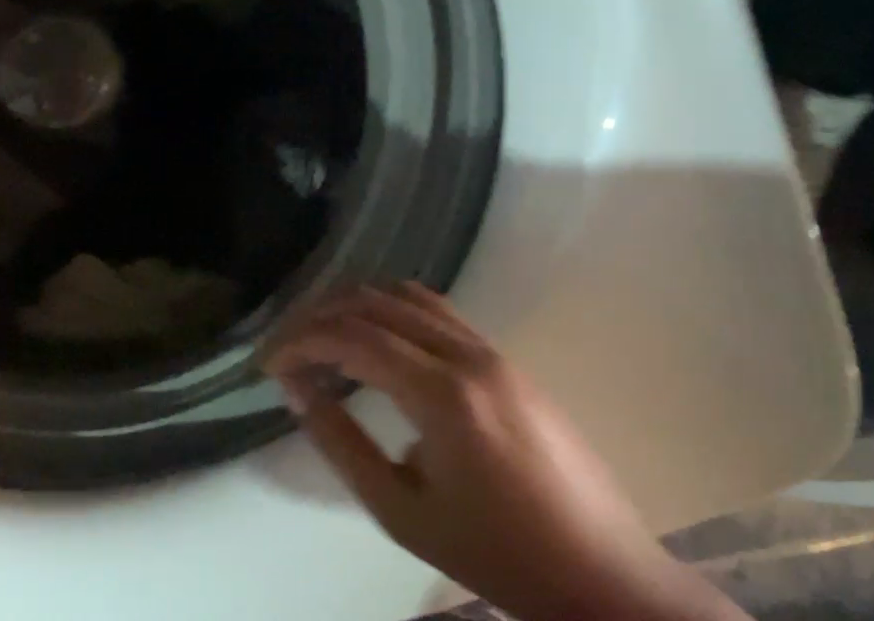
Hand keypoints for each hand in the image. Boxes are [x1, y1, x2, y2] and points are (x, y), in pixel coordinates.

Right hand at [265, 285, 746, 620]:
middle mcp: (469, 357)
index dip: (299, 343)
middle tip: (289, 347)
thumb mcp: (400, 512)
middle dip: (319, 317)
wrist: (605, 578)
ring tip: (325, 337)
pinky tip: (377, 342)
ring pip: (408, 296)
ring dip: (356, 307)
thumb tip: (297, 390)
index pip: (350, 338)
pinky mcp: (511, 363)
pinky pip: (439, 313)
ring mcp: (496, 354)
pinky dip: (393, 313)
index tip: (268, 365)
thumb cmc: (496, 553)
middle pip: (374, 303)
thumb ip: (340, 443)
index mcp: (442, 393)